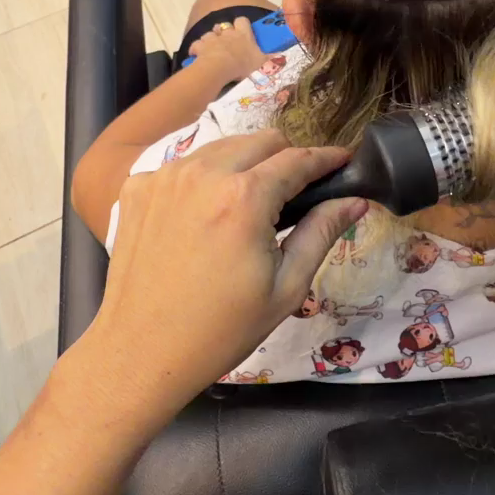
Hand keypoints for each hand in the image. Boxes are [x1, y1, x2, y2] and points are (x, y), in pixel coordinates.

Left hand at [93, 131, 367, 414]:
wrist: (139, 353)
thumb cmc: (221, 329)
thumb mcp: (285, 288)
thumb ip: (322, 233)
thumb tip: (356, 201)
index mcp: (244, 198)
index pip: (299, 159)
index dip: (327, 158)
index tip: (345, 159)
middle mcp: (204, 172)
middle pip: (263, 140)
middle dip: (288, 157)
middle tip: (296, 192)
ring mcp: (166, 175)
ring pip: (224, 145)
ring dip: (246, 163)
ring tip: (250, 203)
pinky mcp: (140, 186)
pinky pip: (187, 164)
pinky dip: (206, 178)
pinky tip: (205, 215)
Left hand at [187, 16, 265, 79]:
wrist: (219, 69)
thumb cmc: (243, 65)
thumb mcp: (261, 63)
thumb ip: (269, 57)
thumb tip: (280, 54)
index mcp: (243, 34)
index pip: (242, 20)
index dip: (242, 24)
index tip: (242, 30)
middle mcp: (227, 32)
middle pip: (224, 25)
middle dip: (224, 31)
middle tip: (226, 41)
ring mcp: (212, 38)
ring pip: (209, 33)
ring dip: (210, 39)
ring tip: (211, 48)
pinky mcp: (200, 45)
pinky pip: (196, 44)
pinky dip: (196, 48)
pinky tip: (196, 54)